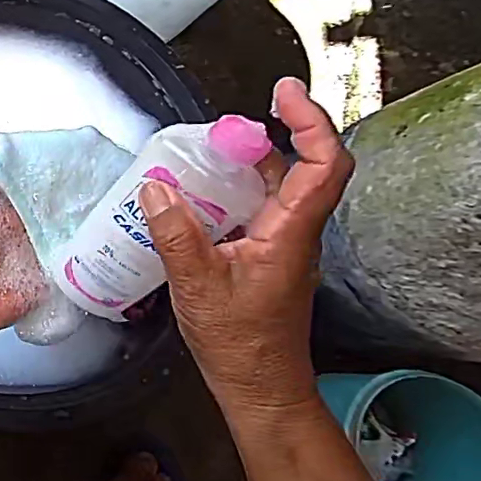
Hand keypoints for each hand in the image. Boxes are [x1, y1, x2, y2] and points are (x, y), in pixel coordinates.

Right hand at [142, 78, 352, 417]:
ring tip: (205, 156)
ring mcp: (284, 244)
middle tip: (224, 128)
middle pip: (301, 167)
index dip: (311, 121)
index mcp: (292, 233)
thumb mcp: (198, 287)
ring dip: (248, 165)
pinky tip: (201, 198)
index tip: (283, 93)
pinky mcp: (268, 256)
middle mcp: (296, 232)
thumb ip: (177, 234)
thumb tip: (156, 186)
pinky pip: (258, 210)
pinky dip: (235, 193)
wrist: (261, 387)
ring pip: (278, 188)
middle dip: (270, 134)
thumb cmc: (241, 346)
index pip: (324, 164)